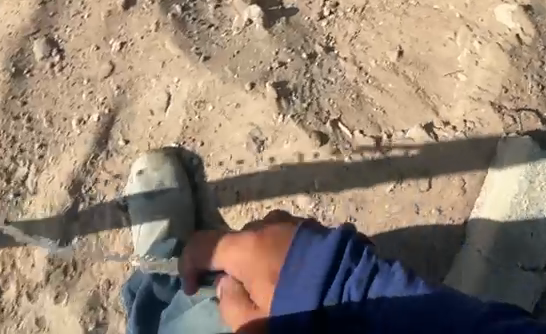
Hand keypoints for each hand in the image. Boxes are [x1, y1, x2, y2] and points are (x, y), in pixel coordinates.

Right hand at [181, 212, 307, 331]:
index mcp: (246, 246)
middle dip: (235, 265)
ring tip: (278, 286)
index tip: (194, 289)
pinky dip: (285, 254)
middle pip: (237, 241)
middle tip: (245, 295)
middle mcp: (267, 224)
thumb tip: (225, 284)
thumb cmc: (298, 311)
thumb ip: (230, 305)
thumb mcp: (255, 325)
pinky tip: (299, 276)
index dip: (189, 265)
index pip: (202, 243)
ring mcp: (294, 221)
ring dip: (262, 258)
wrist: (356, 296)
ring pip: (265, 237)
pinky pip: (289, 238)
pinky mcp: (316, 227)